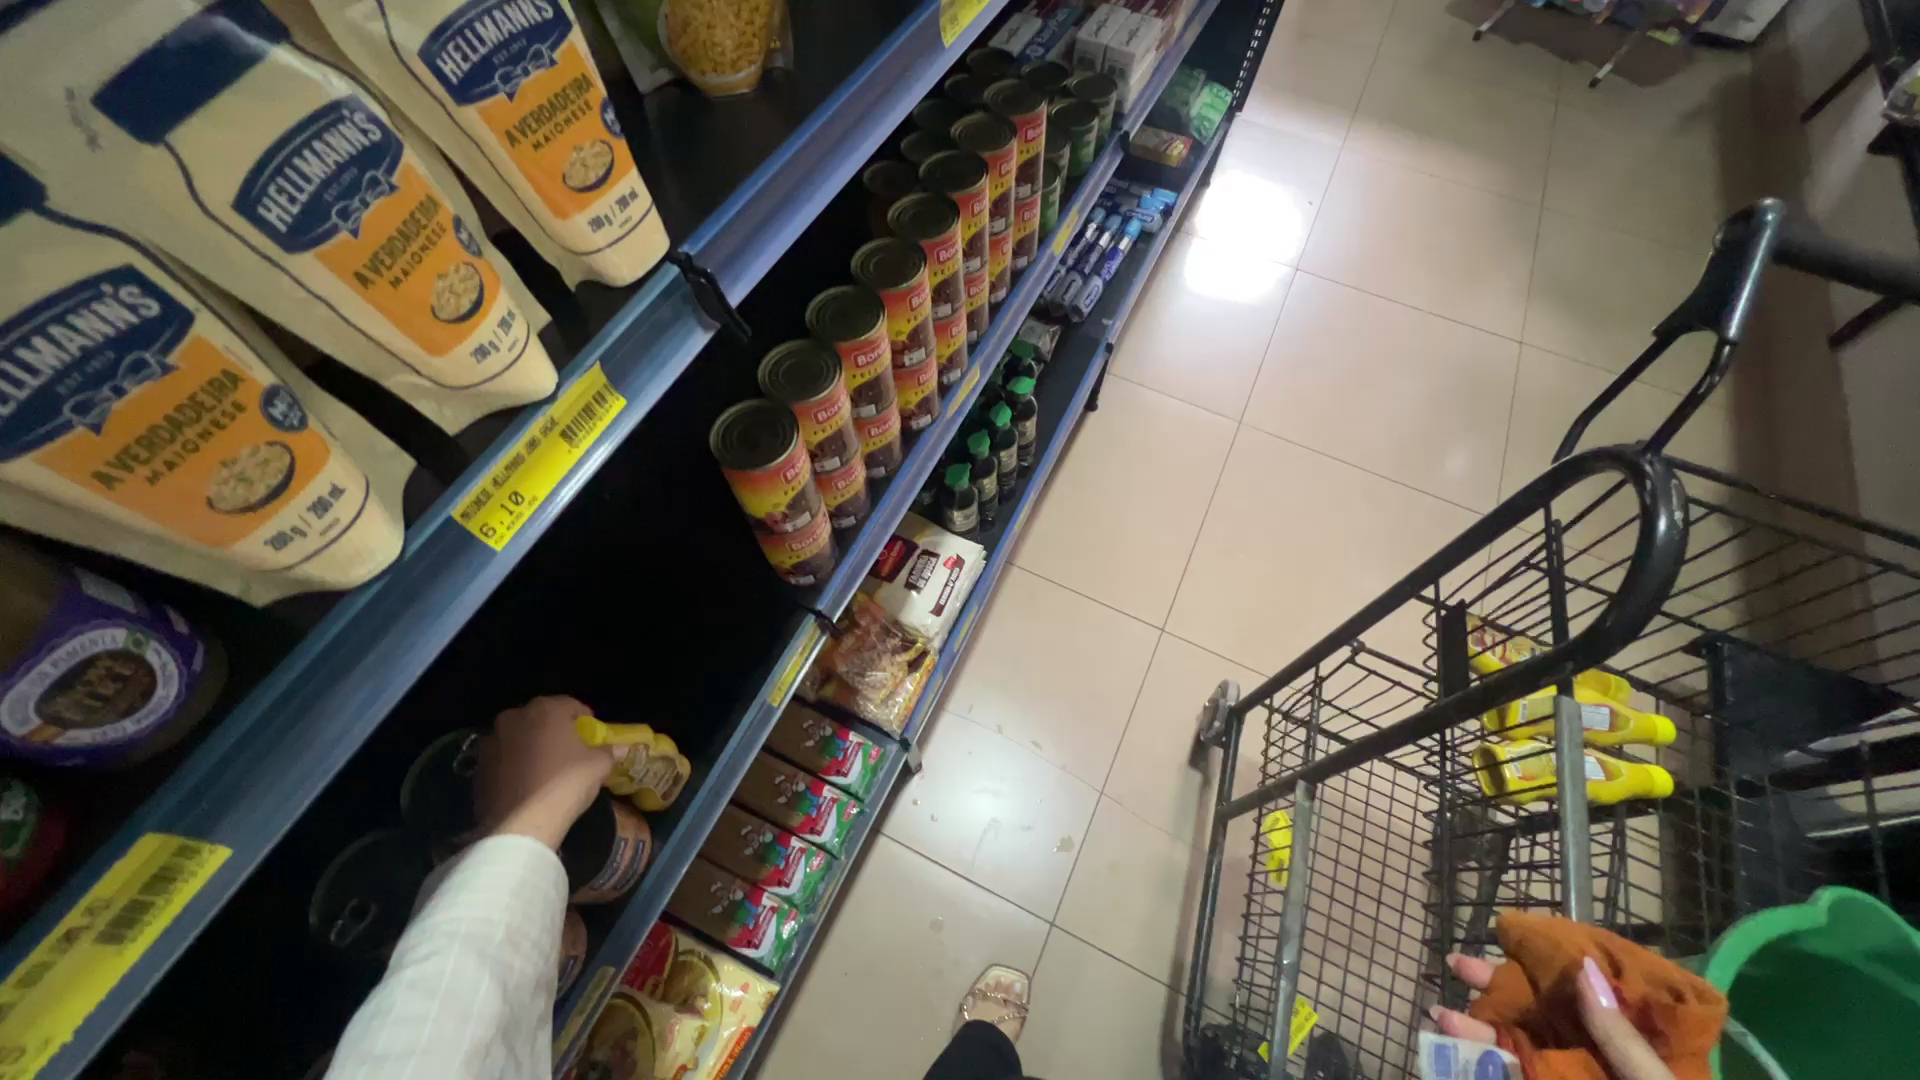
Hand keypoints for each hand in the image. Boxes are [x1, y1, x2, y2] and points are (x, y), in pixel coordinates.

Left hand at [473, 695, 624, 849]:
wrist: (522, 824)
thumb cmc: (567, 783)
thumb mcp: (599, 765)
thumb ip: (608, 751)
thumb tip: (620, 749)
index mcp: (545, 710)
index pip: (570, 705)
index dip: (584, 719)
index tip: (592, 734)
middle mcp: (513, 718)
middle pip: (539, 719)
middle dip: (553, 730)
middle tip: (567, 749)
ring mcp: (490, 743)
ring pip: (517, 738)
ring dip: (529, 747)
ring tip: (544, 768)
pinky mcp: (477, 769)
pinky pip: (502, 761)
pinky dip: (512, 766)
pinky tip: (525, 784)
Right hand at [1429, 953, 1675, 1079]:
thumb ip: (1621, 1037)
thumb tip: (1583, 966)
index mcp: (1625, 1054)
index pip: (1582, 998)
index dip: (1545, 969)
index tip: (1508, 941)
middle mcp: (1588, 1065)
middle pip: (1538, 1018)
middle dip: (1495, 992)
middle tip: (1457, 966)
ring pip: (1513, 1052)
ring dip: (1474, 1033)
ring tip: (1441, 1017)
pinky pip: (1502, 1079)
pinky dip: (1473, 1067)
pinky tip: (1447, 1056)